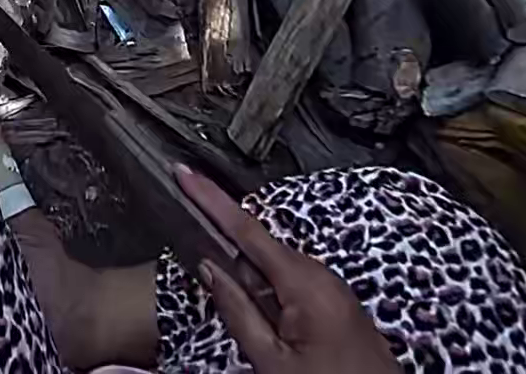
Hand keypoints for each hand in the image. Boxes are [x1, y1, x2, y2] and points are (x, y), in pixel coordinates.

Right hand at [175, 165, 398, 373]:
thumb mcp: (272, 365)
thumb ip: (236, 309)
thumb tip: (210, 267)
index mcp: (306, 285)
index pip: (245, 228)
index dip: (209, 197)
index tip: (183, 171)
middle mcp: (324, 278)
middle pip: (259, 249)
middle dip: (233, 260)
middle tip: (220, 290)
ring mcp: (336, 293)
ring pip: (275, 270)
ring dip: (255, 286)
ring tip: (263, 333)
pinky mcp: (342, 308)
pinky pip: (294, 285)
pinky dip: (274, 296)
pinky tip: (277, 331)